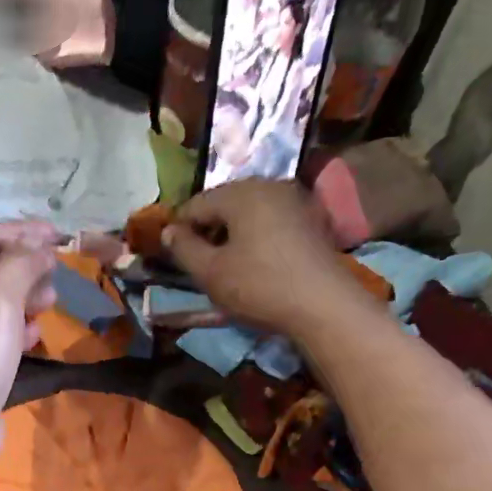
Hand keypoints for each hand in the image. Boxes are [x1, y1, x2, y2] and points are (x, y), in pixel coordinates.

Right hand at [163, 179, 372, 334]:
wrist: (323, 305)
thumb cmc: (260, 286)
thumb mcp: (211, 273)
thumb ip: (184, 249)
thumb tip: (168, 231)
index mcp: (240, 192)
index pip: (195, 204)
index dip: (179, 229)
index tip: (173, 256)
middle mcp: (268, 185)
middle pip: (225, 204)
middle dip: (208, 230)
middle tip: (200, 263)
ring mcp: (294, 200)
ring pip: (249, 212)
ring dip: (233, 235)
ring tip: (227, 266)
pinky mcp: (311, 220)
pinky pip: (272, 222)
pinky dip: (257, 238)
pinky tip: (256, 263)